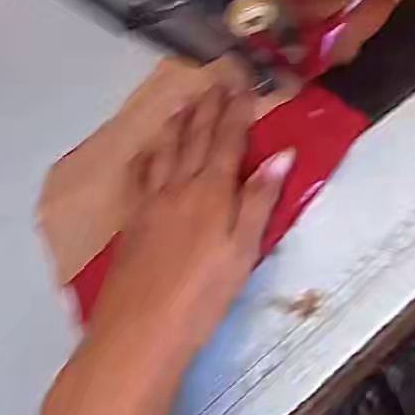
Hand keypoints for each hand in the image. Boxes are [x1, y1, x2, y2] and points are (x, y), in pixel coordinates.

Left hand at [81, 80, 294, 371]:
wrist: (140, 331)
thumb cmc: (204, 293)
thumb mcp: (244, 248)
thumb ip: (260, 198)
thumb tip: (283, 153)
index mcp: (212, 191)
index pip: (227, 140)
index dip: (236, 112)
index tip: (242, 88)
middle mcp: (180, 186)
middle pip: (194, 138)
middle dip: (207, 108)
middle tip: (214, 83)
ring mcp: (151, 202)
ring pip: (165, 151)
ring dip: (176, 124)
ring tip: (183, 103)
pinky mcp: (131, 221)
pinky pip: (138, 177)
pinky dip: (145, 157)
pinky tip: (145, 152)